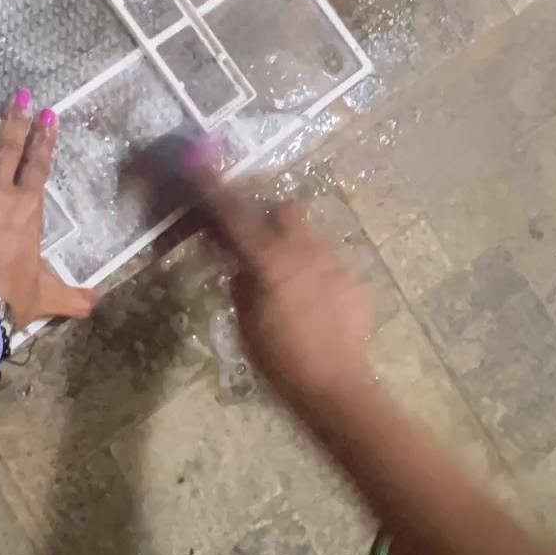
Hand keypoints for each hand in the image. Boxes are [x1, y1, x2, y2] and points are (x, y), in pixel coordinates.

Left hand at [0, 90, 94, 325]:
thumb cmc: (10, 295)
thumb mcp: (45, 295)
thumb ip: (71, 296)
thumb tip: (96, 304)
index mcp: (26, 207)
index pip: (39, 165)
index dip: (44, 139)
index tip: (48, 114)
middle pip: (5, 150)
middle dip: (13, 121)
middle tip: (17, 95)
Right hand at [180, 140, 373, 405]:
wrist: (335, 388)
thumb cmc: (278, 360)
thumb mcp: (244, 322)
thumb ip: (241, 284)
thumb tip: (242, 267)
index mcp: (268, 260)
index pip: (234, 215)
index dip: (215, 189)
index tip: (201, 165)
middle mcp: (304, 251)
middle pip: (285, 211)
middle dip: (270, 219)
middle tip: (258, 244)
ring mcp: (334, 264)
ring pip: (310, 237)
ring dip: (295, 248)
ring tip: (290, 282)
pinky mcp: (354, 282)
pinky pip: (330, 265)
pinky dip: (317, 275)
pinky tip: (315, 306)